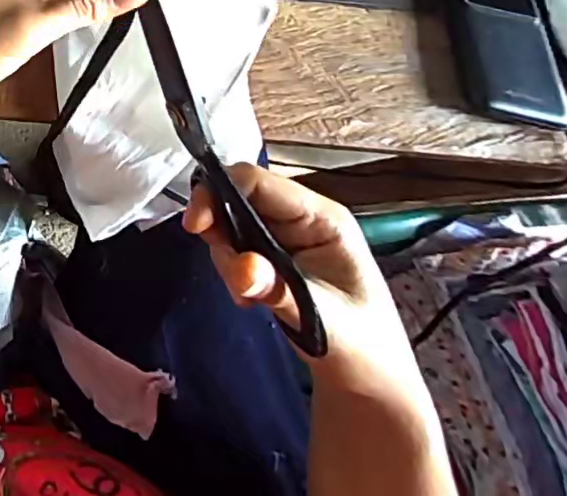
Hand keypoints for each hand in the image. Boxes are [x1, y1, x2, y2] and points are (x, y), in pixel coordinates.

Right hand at [183, 163, 422, 392]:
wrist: (370, 386)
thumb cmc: (362, 351)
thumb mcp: (324, 321)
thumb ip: (277, 290)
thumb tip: (241, 266)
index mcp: (322, 217)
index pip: (256, 181)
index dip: (219, 191)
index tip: (196, 225)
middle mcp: (299, 216)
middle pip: (236, 195)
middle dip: (219, 229)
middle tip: (227, 269)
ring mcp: (282, 234)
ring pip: (228, 220)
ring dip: (225, 255)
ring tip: (246, 296)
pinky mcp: (268, 252)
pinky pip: (232, 243)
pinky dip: (229, 267)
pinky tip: (248, 297)